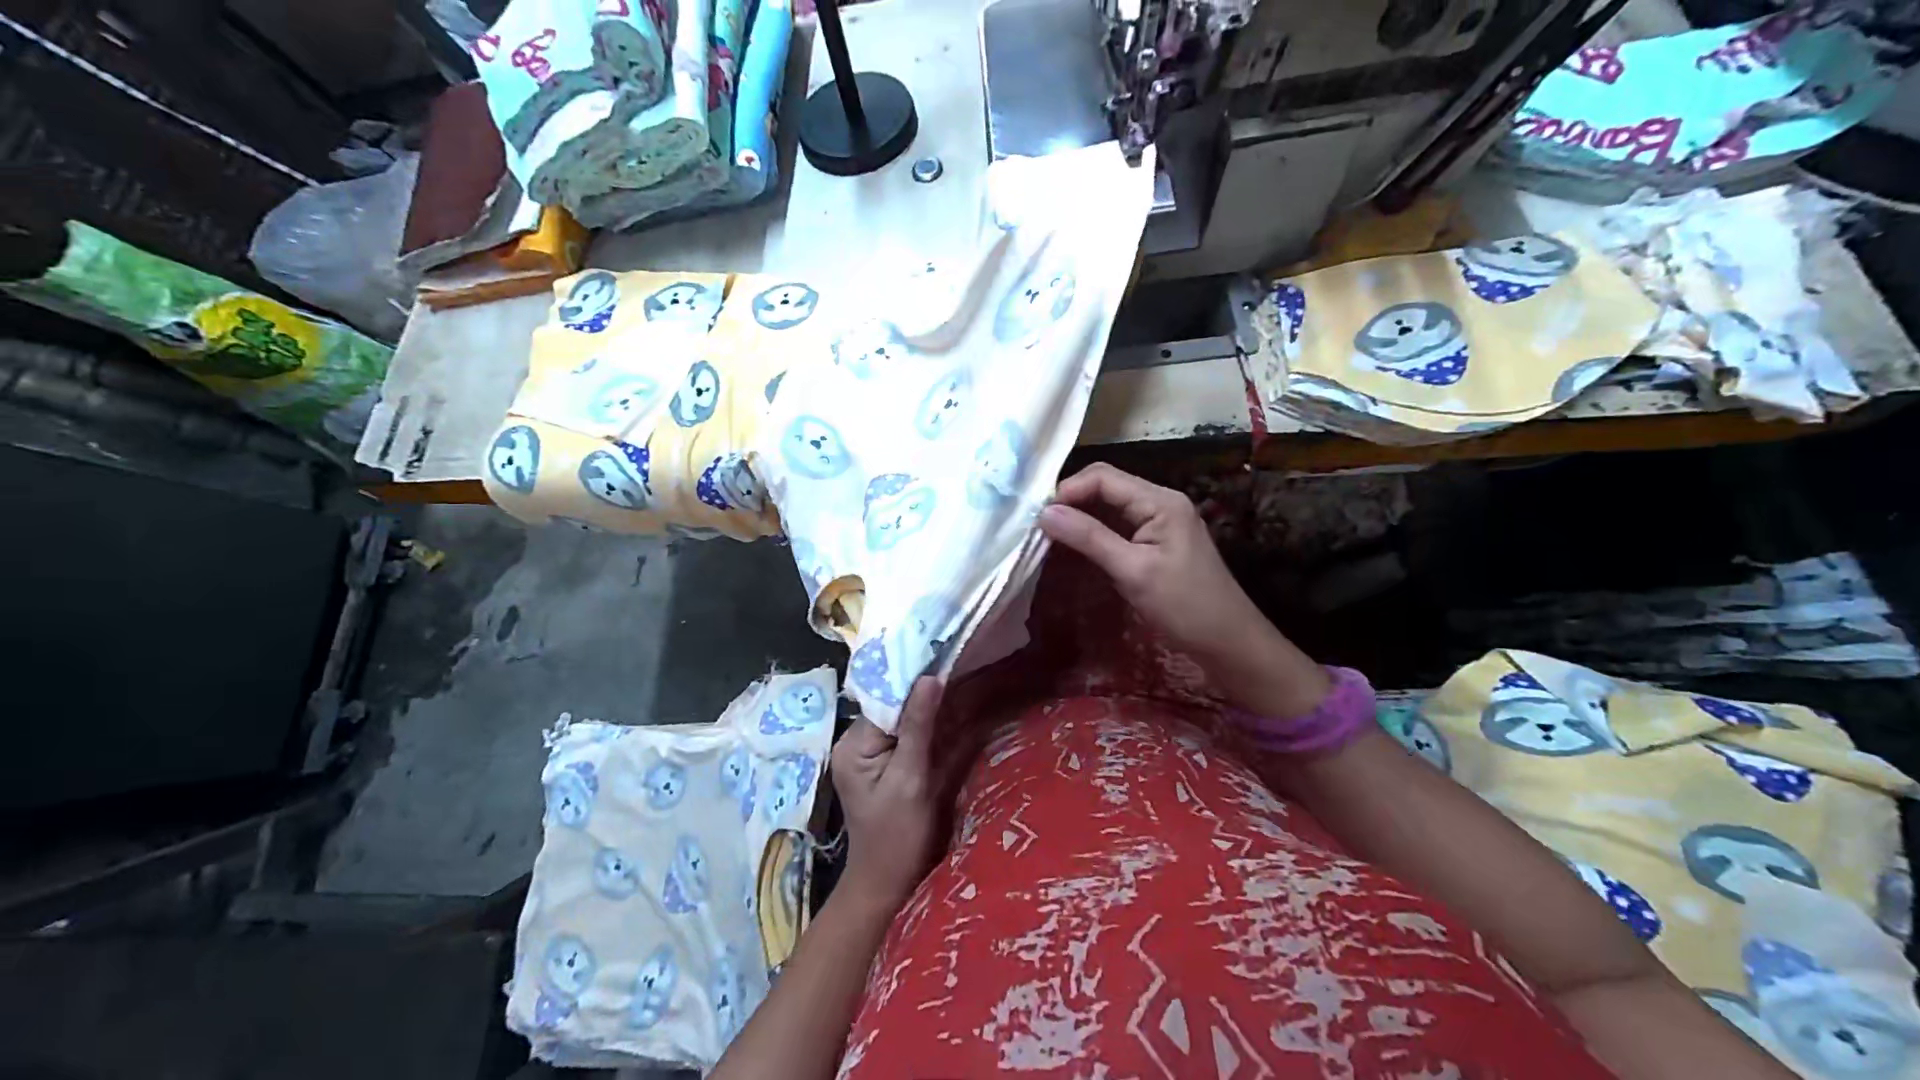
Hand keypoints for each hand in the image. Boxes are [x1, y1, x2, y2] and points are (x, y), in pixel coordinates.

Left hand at [830, 677, 944, 908]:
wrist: (888, 884)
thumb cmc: (898, 837)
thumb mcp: (911, 780)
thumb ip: (919, 727)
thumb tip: (930, 677)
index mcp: (853, 745)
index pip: (887, 701)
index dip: (916, 685)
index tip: (948, 663)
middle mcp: (853, 743)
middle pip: (892, 707)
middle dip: (925, 696)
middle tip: (961, 674)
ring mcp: (866, 753)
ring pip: (900, 719)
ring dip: (929, 710)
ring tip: (961, 687)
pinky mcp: (882, 764)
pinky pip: (904, 735)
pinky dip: (926, 728)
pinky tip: (949, 717)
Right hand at [1038, 462, 1330, 716]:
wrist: (1229, 642)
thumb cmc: (1185, 607)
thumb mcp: (1133, 571)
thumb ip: (1089, 538)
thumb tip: (1045, 513)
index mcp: (1160, 501)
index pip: (1104, 477)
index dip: (1068, 490)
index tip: (1038, 517)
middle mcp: (1160, 502)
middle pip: (1106, 486)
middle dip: (1071, 500)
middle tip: (1039, 525)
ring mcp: (1160, 521)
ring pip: (1110, 506)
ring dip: (1080, 516)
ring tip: (1049, 534)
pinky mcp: (1157, 541)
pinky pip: (1118, 524)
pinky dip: (1094, 531)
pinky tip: (1075, 544)